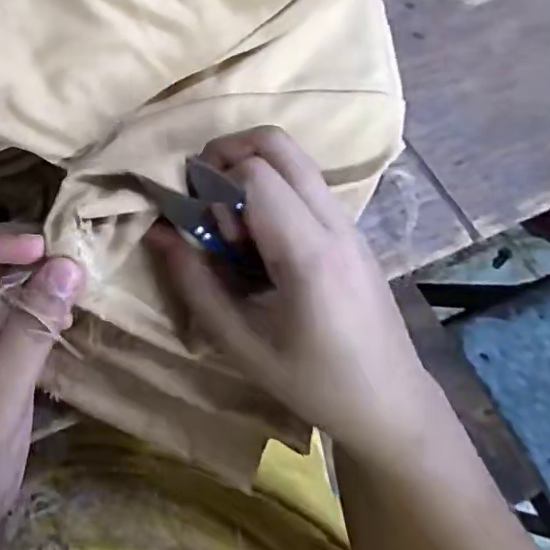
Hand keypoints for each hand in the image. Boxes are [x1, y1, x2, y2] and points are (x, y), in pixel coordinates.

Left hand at [0, 224, 82, 549]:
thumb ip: (33, 324)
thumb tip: (70, 264)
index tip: (43, 249)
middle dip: (24, 252)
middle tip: (71, 258)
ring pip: (2, 279)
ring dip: (38, 276)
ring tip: (76, 280)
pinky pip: (15, 308)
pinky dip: (41, 303)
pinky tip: (67, 311)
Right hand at [147, 126, 437, 456]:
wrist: (393, 405)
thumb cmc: (314, 383)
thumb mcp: (240, 343)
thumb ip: (193, 281)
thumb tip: (156, 230)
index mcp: (309, 254)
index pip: (255, 174)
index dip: (215, 185)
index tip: (205, 225)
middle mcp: (334, 223)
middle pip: (276, 143)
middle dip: (227, 152)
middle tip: (204, 191)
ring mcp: (348, 220)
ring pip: (292, 154)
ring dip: (249, 165)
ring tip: (231, 215)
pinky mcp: (351, 226)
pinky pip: (303, 178)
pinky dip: (270, 182)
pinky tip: (260, 233)